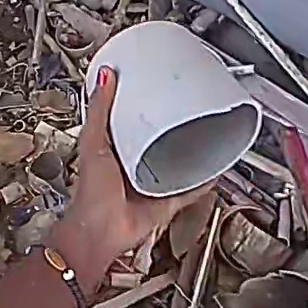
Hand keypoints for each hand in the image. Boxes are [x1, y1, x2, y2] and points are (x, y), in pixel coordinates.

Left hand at [49, 67, 208, 287]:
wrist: (102, 231)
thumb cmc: (92, 193)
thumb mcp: (93, 143)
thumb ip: (99, 110)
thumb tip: (104, 76)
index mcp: (112, 147)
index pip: (127, 118)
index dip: (139, 103)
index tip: (152, 83)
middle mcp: (132, 163)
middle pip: (155, 138)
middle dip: (169, 125)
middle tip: (185, 105)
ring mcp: (150, 182)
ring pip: (175, 161)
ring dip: (188, 150)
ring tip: (205, 130)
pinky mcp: (166, 200)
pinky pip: (190, 188)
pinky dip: (204, 180)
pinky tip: (215, 168)